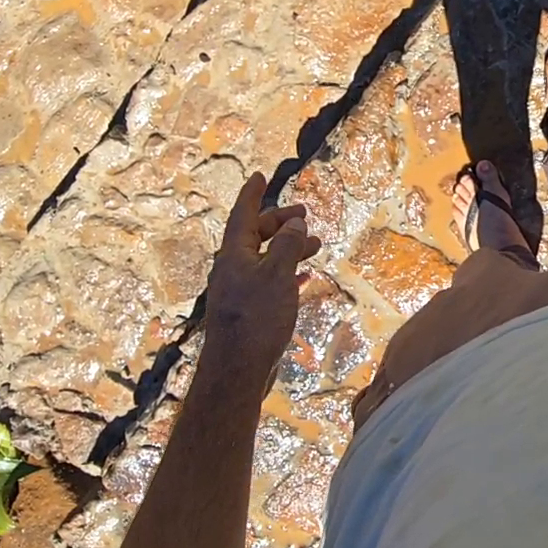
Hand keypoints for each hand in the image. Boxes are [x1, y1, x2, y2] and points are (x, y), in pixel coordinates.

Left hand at [202, 173, 322, 387]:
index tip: (258, 176)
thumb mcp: (277, 274)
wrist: (237, 371)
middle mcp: (232, 269)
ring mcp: (238, 291)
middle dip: (280, 222)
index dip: (252, 195)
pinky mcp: (248, 311)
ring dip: (288, 248)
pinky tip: (303, 277)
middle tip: (304, 214)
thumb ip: (287, 245)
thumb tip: (294, 223)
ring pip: (265, 258)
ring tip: (316, 246)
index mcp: (233, 255)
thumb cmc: (257, 318)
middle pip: (255, 235)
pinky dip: (286, 272)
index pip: (242, 215)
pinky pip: (268, 280)